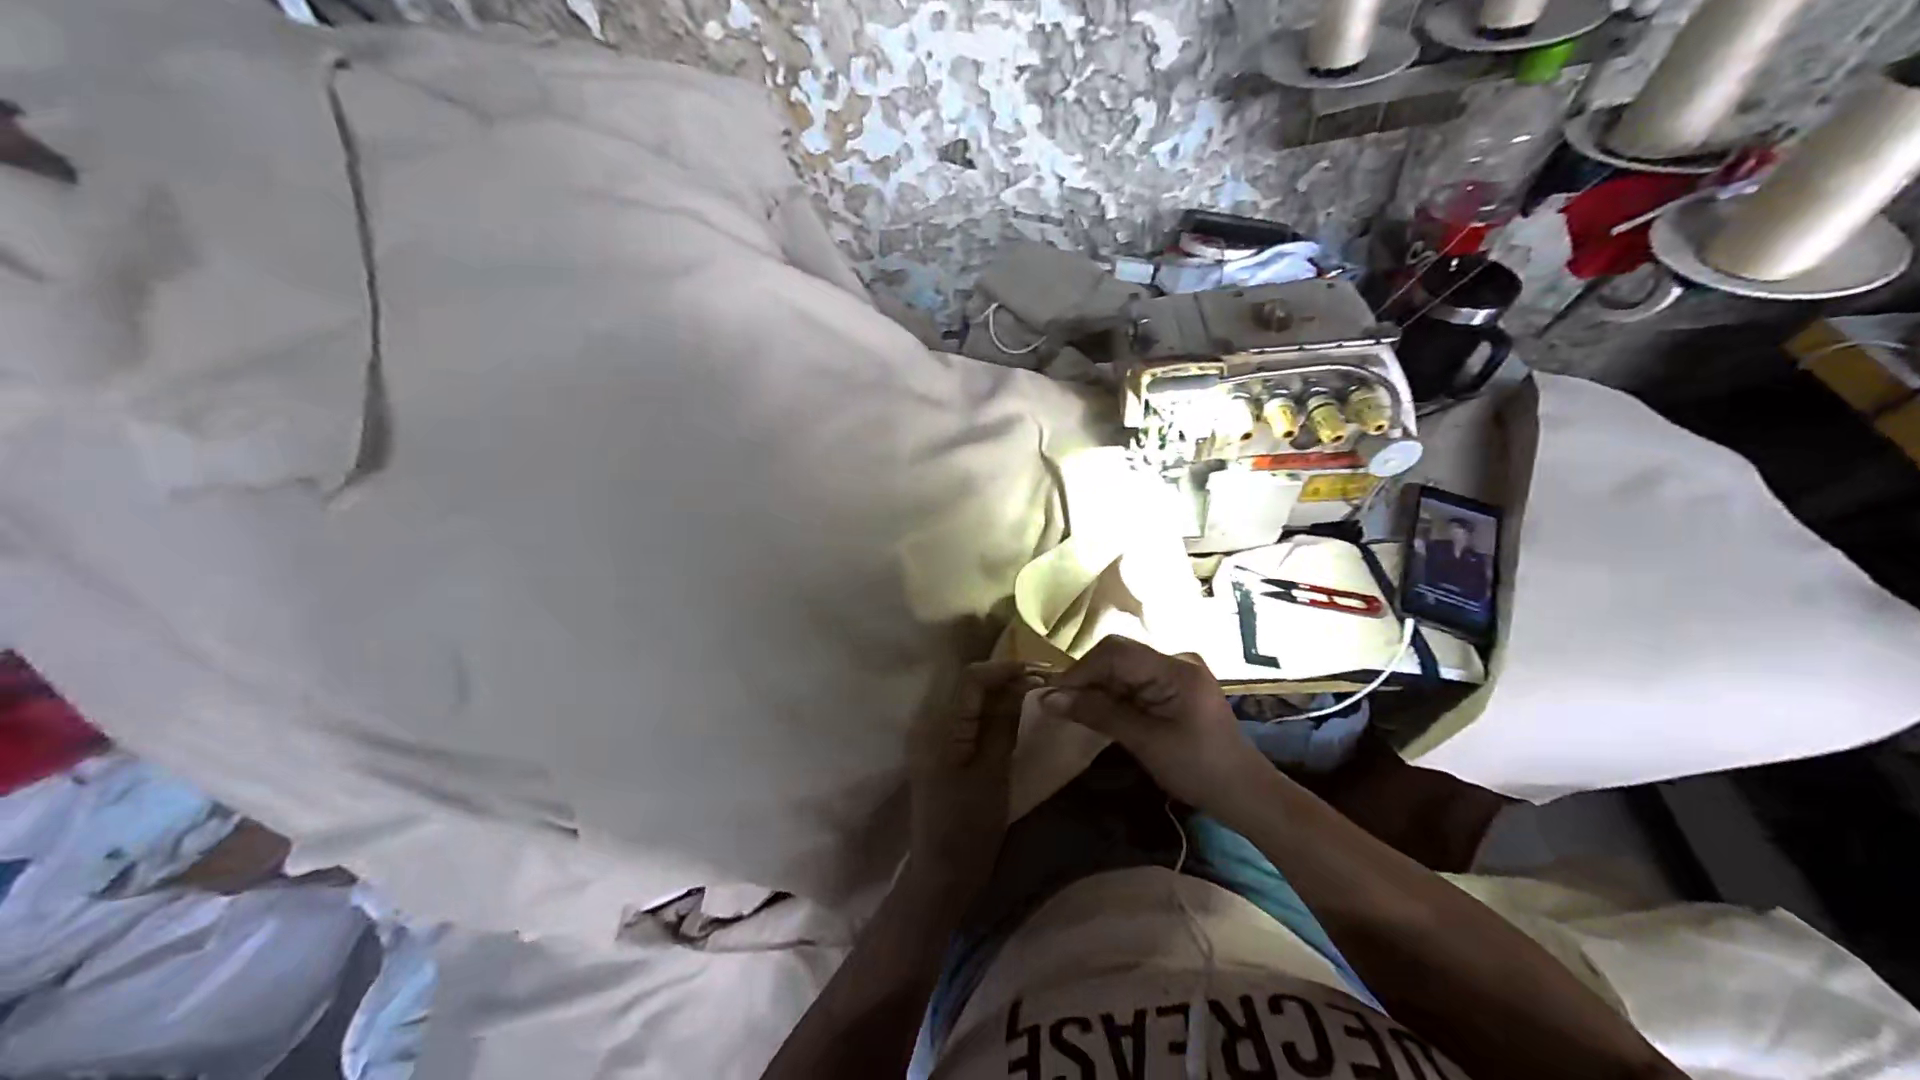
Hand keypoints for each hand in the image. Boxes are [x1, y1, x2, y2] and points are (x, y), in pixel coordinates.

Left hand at [906, 661, 1043, 898]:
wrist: (942, 873)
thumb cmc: (970, 825)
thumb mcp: (994, 771)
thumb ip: (1004, 722)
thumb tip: (1024, 682)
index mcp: (939, 727)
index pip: (970, 679)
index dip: (1004, 668)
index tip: (1039, 670)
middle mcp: (927, 724)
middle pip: (965, 684)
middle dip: (1001, 678)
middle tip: (1039, 682)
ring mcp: (929, 738)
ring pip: (965, 700)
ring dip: (996, 694)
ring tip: (1030, 696)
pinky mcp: (936, 751)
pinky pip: (963, 718)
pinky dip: (986, 712)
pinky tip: (1009, 717)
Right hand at [1037, 636, 1271, 818]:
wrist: (1245, 794)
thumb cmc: (1199, 769)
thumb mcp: (1145, 742)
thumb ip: (1098, 714)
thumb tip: (1049, 699)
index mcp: (1175, 669)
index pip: (1115, 652)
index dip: (1080, 670)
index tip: (1054, 696)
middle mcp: (1176, 661)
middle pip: (1118, 656)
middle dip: (1086, 678)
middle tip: (1059, 705)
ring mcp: (1176, 673)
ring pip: (1122, 669)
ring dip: (1097, 689)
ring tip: (1073, 711)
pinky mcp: (1174, 688)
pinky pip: (1134, 682)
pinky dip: (1113, 697)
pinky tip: (1098, 714)